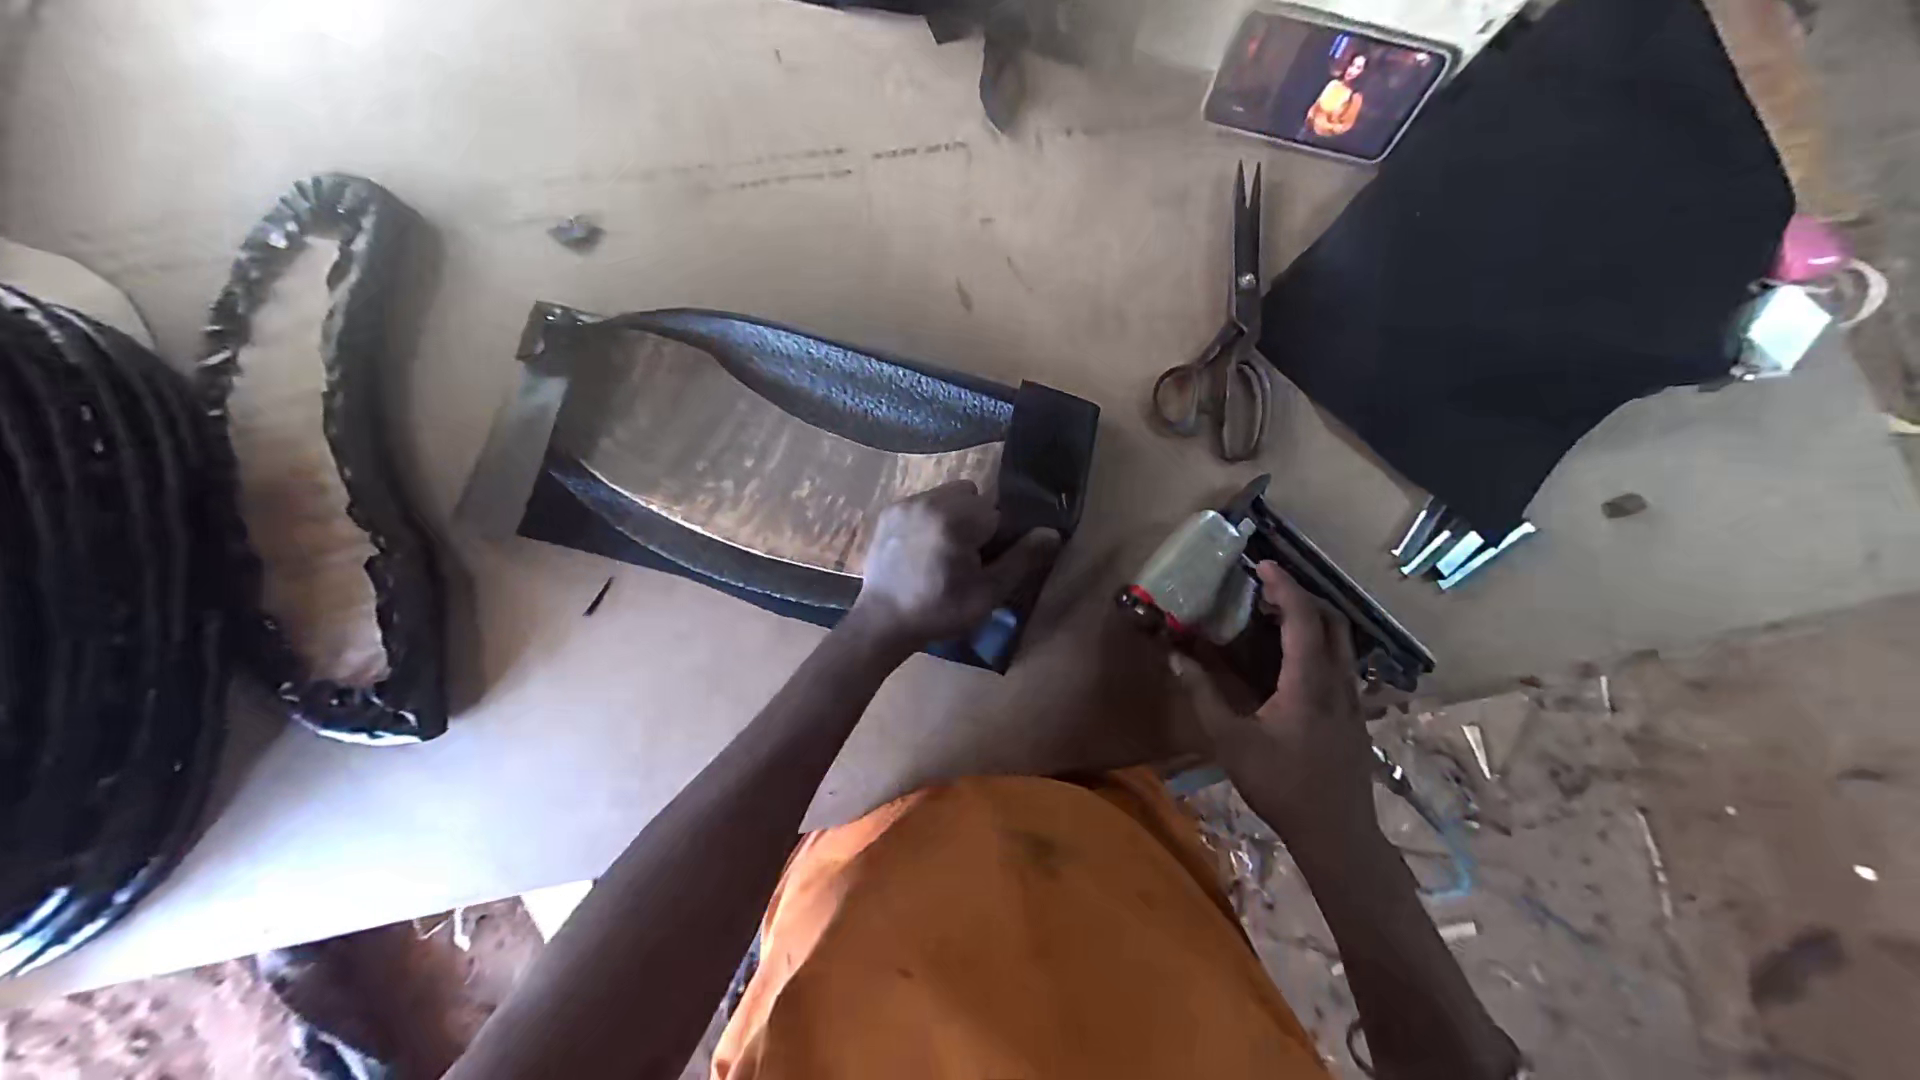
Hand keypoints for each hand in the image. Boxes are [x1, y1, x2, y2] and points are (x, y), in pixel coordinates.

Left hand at [845, 481, 1059, 651]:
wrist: (882, 623)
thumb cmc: (940, 612)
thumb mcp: (988, 593)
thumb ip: (1022, 558)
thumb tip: (1052, 532)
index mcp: (956, 519)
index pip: (998, 513)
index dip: (998, 538)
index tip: (985, 563)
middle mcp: (930, 501)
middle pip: (974, 496)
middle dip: (978, 521)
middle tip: (966, 557)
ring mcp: (906, 503)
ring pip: (950, 494)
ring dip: (956, 514)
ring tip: (944, 550)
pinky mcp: (890, 511)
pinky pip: (925, 500)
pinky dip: (932, 516)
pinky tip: (923, 547)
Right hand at [1199, 561, 1376, 847]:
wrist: (1337, 833)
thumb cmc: (1281, 785)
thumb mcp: (1231, 741)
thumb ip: (1203, 695)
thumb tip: (1176, 657)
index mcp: (1310, 683)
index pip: (1303, 619)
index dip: (1284, 586)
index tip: (1263, 564)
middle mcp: (1339, 683)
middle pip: (1332, 621)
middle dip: (1302, 595)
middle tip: (1267, 588)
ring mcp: (1353, 699)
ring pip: (1342, 642)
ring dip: (1313, 618)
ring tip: (1275, 615)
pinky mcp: (1355, 714)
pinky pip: (1340, 661)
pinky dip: (1318, 642)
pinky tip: (1292, 659)